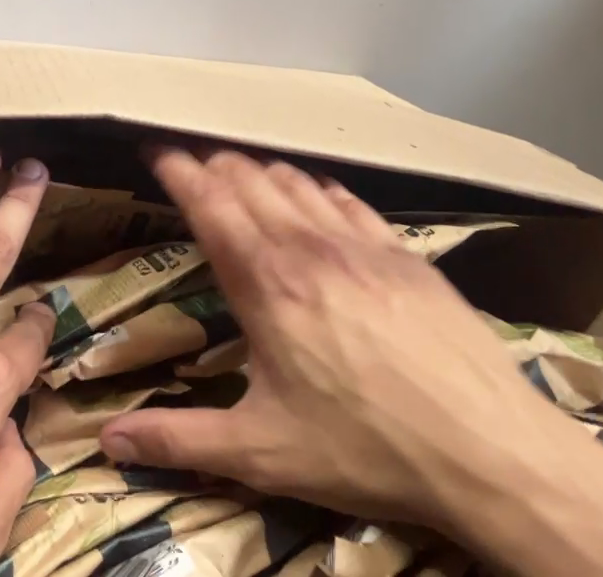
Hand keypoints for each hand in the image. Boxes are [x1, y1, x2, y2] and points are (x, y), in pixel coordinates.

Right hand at [99, 148, 602, 576]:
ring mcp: (362, 245)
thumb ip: (178, 441)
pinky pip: (346, 197)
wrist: (496, 456)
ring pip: (294, 179)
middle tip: (186, 160)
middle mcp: (307, 247)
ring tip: (237, 172)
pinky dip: (314, 186)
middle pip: (246, 176)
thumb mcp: (261, 454)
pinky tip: (311, 194)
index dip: (174, 166)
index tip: (150, 146)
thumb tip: (106, 443)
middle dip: (208, 160)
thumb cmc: (368, 451)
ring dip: (257, 168)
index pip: (207, 201)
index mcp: (264, 283)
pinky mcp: (406, 253)